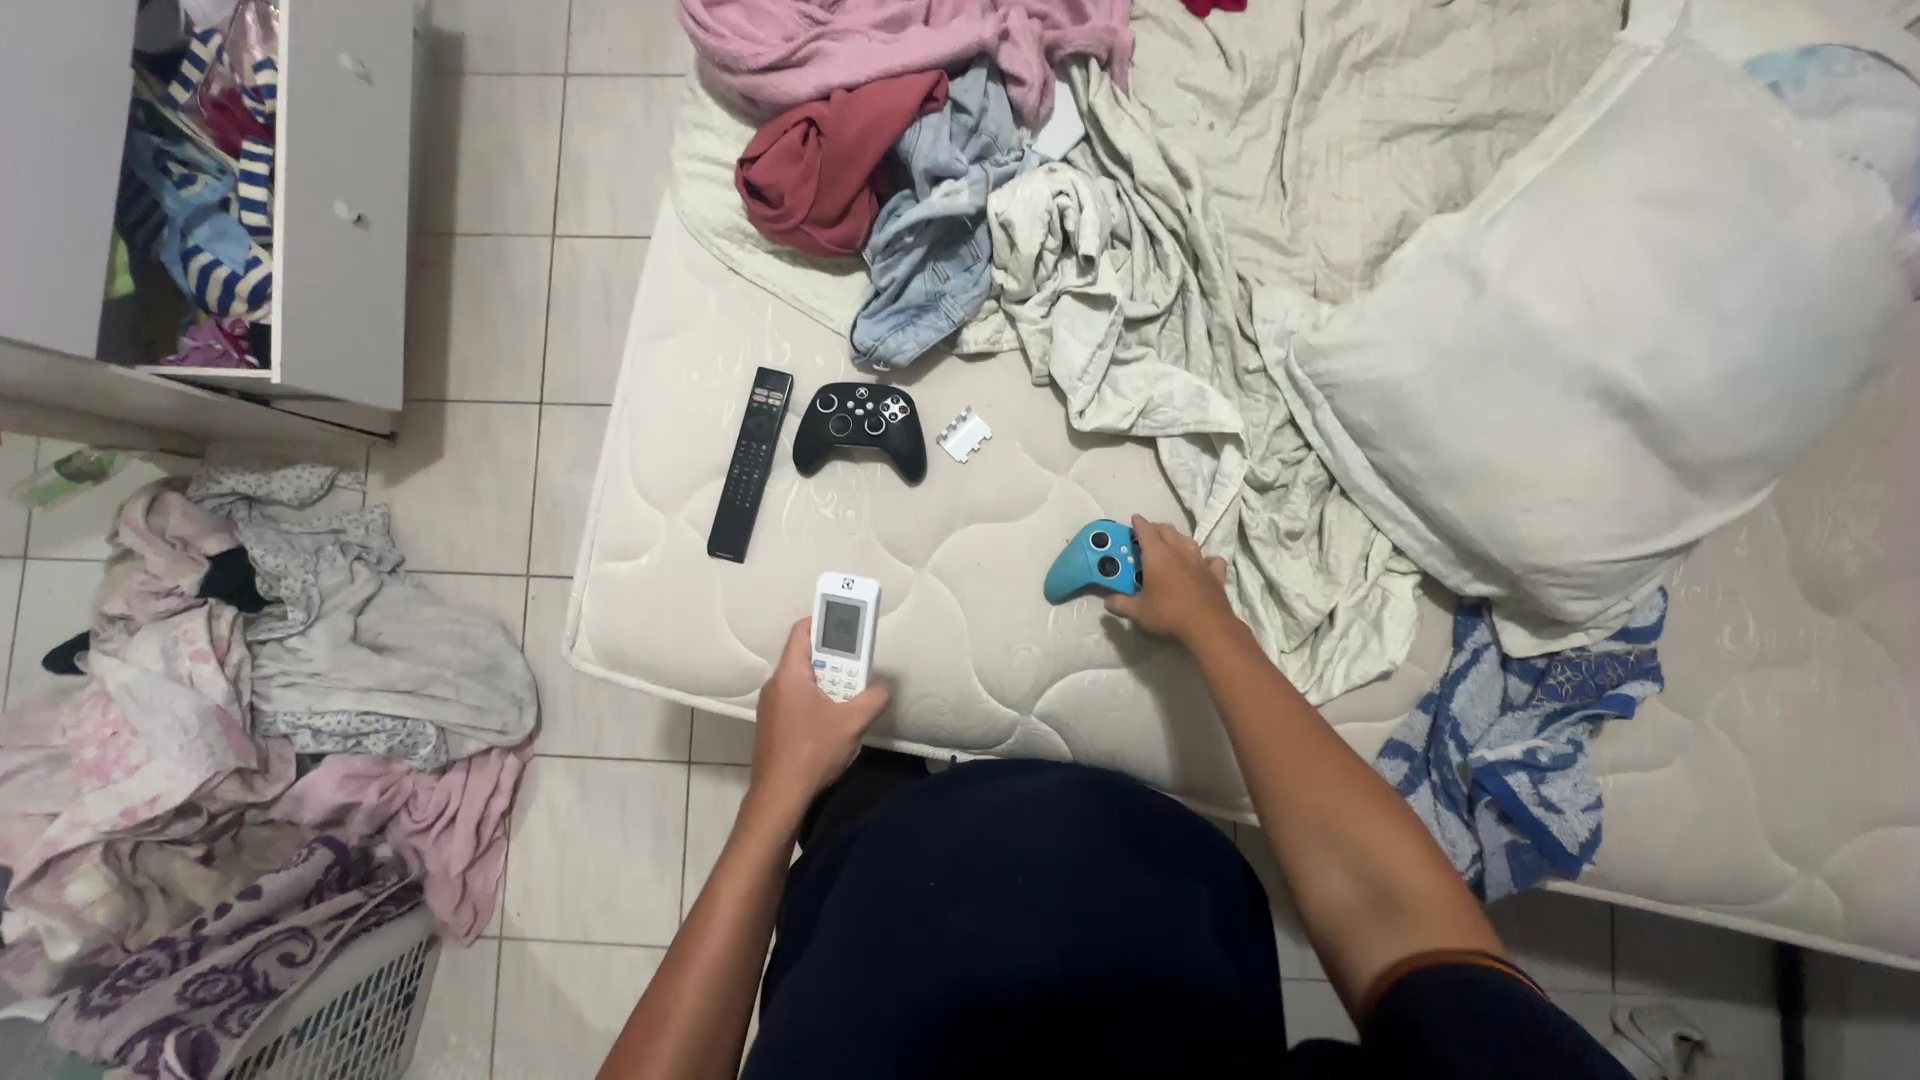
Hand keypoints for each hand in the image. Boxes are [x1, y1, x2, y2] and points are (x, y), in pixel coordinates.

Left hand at [746, 619, 891, 818]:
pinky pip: (796, 703)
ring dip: (827, 686)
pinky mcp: (772, 728)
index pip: (802, 632)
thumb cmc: (812, 752)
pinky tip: (833, 725)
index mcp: (790, 675)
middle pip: (806, 658)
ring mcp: (771, 708)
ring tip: (850, 698)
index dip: (823, 622)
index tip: (846, 624)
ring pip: (803, 684)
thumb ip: (873, 699)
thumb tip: (883, 689)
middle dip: (835, 660)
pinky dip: (816, 704)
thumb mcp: (853, 723)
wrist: (780, 797)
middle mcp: (776, 685)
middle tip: (858, 669)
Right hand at [1104, 515, 1238, 644]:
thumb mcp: (1138, 612)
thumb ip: (1120, 604)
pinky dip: (1206, 559)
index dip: (1139, 523)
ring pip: (1189, 541)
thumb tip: (1107, 602)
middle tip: (1149, 534)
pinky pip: (1212, 560)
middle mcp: (1179, 552)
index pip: (1146, 531)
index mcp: (1157, 556)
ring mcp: (1200, 562)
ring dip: (1179, 539)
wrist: (1207, 627)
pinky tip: (1203, 564)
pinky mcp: (1216, 575)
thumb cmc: (1168, 615)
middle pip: (1168, 530)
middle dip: (1157, 528)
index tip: (1134, 519)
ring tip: (1172, 544)